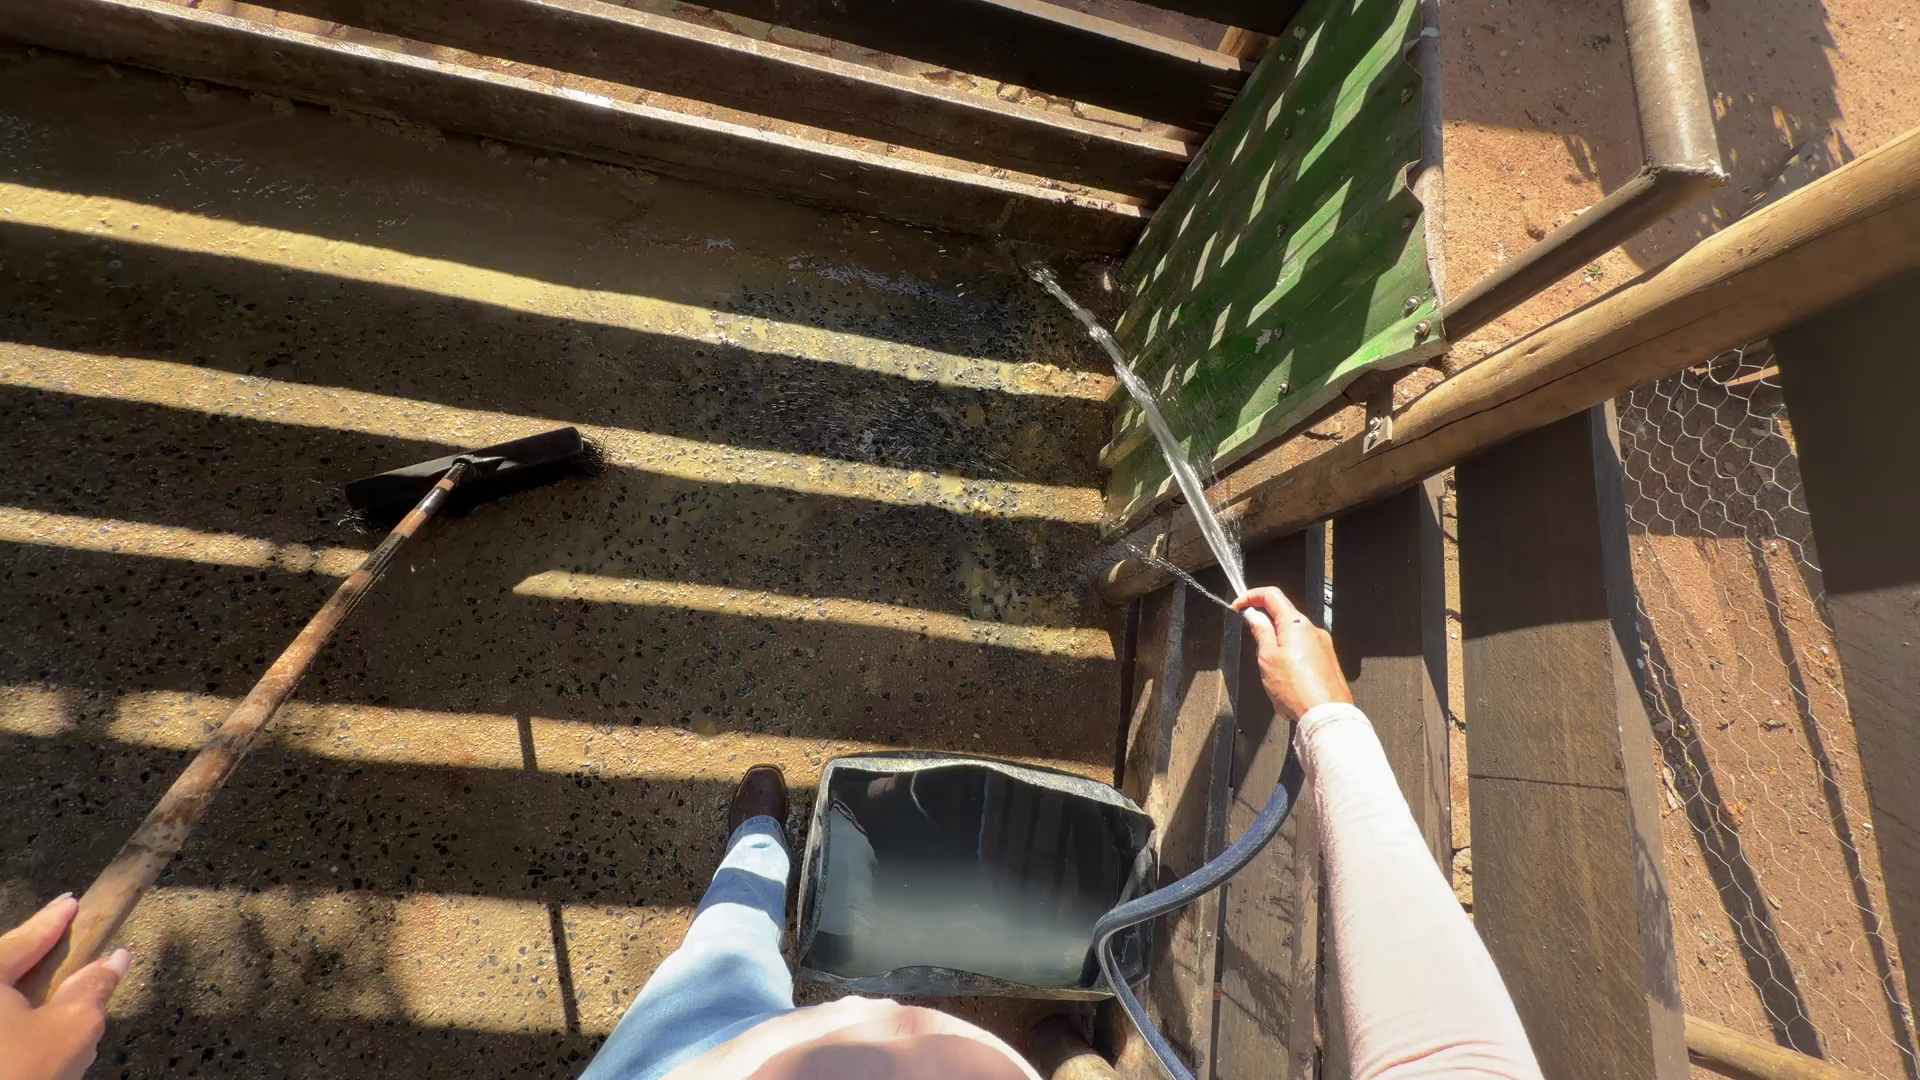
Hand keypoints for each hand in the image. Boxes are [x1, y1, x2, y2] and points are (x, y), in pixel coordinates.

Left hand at [0, 895, 130, 1079]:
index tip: (71, 903)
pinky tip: (18, 1042)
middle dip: (27, 966)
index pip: (23, 938)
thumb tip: (113, 960)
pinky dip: (2, 1031)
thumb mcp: (73, 1027)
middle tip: (64, 958)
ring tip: (44, 1011)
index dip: (53, 920)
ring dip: (12, 1004)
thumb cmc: (16, 1074)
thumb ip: (94, 987)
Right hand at [1233, 586, 1351, 721]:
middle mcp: (1313, 630)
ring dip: (1277, 647)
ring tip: (1273, 673)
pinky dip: (1290, 659)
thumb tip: (1254, 615)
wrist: (1326, 715)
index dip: (1251, 596)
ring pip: (1292, 636)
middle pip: (1283, 616)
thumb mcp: (1267, 657)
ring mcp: (1323, 645)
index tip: (1239, 605)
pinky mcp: (1327, 661)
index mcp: (1296, 624)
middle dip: (1264, 628)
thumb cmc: (1296, 688)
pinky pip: (1303, 651)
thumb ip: (1260, 631)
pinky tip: (1286, 681)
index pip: (1271, 595)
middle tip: (1255, 648)